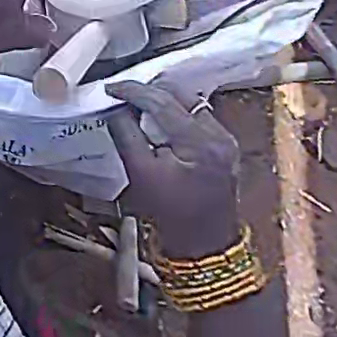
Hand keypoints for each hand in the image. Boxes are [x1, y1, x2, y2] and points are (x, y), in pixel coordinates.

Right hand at [107, 80, 241, 257]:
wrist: (204, 248)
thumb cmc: (171, 214)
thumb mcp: (140, 172)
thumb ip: (126, 132)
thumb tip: (117, 107)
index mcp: (201, 142)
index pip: (162, 101)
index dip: (132, 91)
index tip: (110, 89)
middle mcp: (219, 134)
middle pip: (178, 94)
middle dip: (148, 91)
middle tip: (122, 96)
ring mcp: (225, 138)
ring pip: (187, 101)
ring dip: (161, 100)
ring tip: (137, 107)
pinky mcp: (223, 143)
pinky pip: (194, 114)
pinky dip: (173, 112)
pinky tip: (156, 121)